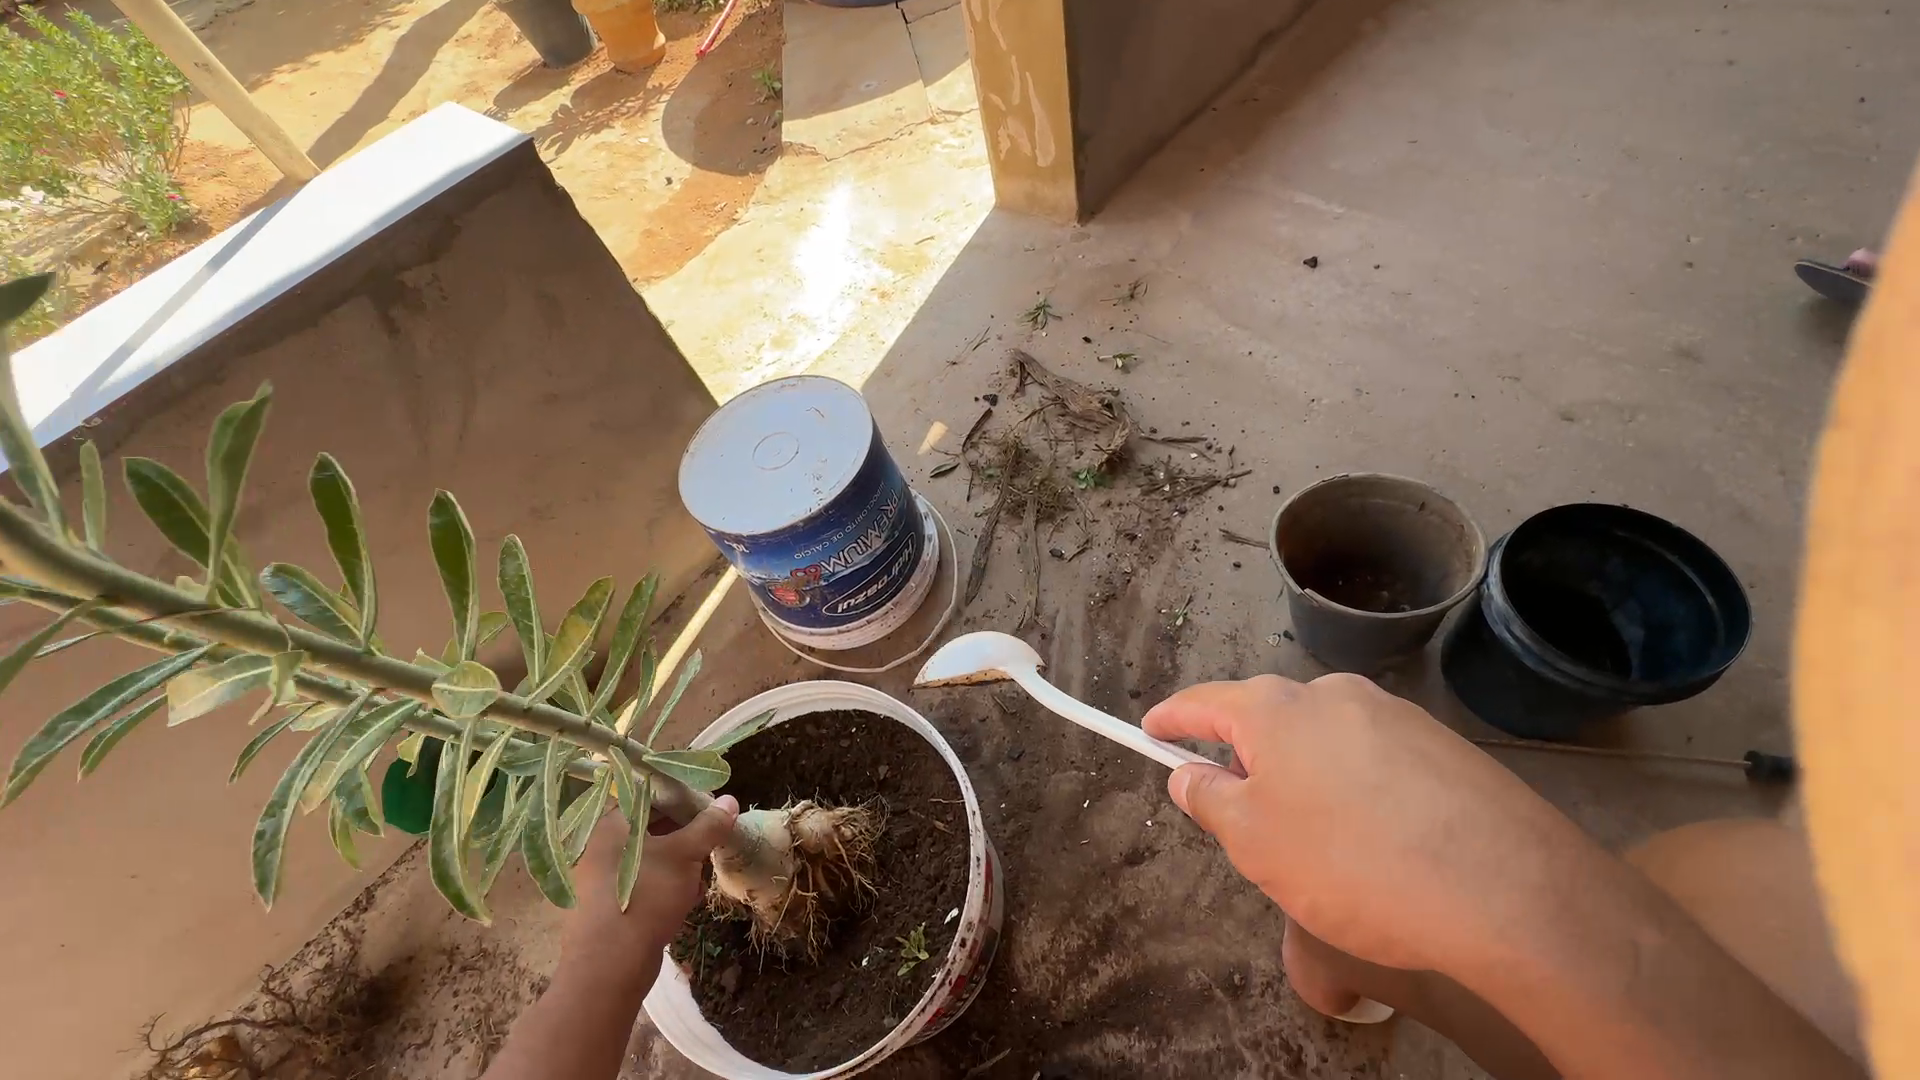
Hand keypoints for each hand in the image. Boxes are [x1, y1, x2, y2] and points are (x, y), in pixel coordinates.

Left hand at [558, 794, 738, 993]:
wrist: (609, 969)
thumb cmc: (646, 896)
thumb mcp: (685, 854)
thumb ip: (708, 826)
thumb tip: (731, 801)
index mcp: (608, 824)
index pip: (649, 795)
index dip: (682, 797)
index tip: (709, 805)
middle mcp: (598, 846)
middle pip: (649, 825)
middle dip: (684, 831)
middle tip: (711, 835)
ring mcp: (599, 878)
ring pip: (647, 856)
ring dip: (678, 859)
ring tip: (703, 868)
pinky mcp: (606, 905)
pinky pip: (641, 882)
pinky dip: (665, 883)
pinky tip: (689, 894)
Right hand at [1143, 674, 1603, 978]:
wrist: (1511, 894)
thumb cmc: (1352, 863)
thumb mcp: (1255, 842)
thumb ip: (1208, 798)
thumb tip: (1189, 773)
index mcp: (1276, 709)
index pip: (1203, 702)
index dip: (1170, 718)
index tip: (1148, 730)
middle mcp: (1332, 693)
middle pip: (1265, 718)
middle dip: (1243, 757)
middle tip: (1239, 811)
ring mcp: (1394, 714)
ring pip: (1321, 737)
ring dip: (1300, 772)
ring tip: (1315, 838)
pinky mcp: (1443, 745)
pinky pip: (1371, 756)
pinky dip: (1351, 784)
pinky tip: (1374, 837)